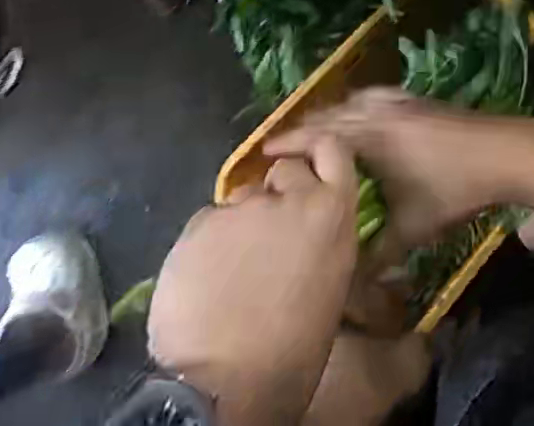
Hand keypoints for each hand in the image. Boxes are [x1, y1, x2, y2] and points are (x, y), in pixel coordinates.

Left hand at [151, 136, 359, 425]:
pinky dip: (209, 242)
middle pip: (283, 170)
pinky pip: (209, 221)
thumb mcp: (330, 284)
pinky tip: (205, 278)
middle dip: (277, 192)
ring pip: (242, 198)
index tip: (303, 154)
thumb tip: (307, 232)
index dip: (316, 146)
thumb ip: (320, 239)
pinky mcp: (200, 223)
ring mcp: (243, 207)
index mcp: (332, 214)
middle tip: (268, 236)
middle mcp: (291, 197)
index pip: (333, 150)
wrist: (225, 386)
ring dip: (243, 220)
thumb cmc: (292, 351)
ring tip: (232, 267)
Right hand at [267, 90, 524, 261]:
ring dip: (334, 113)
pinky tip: (367, 112)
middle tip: (284, 144)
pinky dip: (361, 104)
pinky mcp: (420, 100)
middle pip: (333, 113)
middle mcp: (379, 112)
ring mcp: (402, 102)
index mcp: (369, 138)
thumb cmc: (451, 188)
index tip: (262, 151)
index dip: (289, 142)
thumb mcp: (412, 228)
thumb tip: (350, 279)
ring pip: (355, 102)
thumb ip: (378, 254)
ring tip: (320, 129)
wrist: (502, 151)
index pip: (318, 136)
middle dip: (306, 127)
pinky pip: (378, 96)